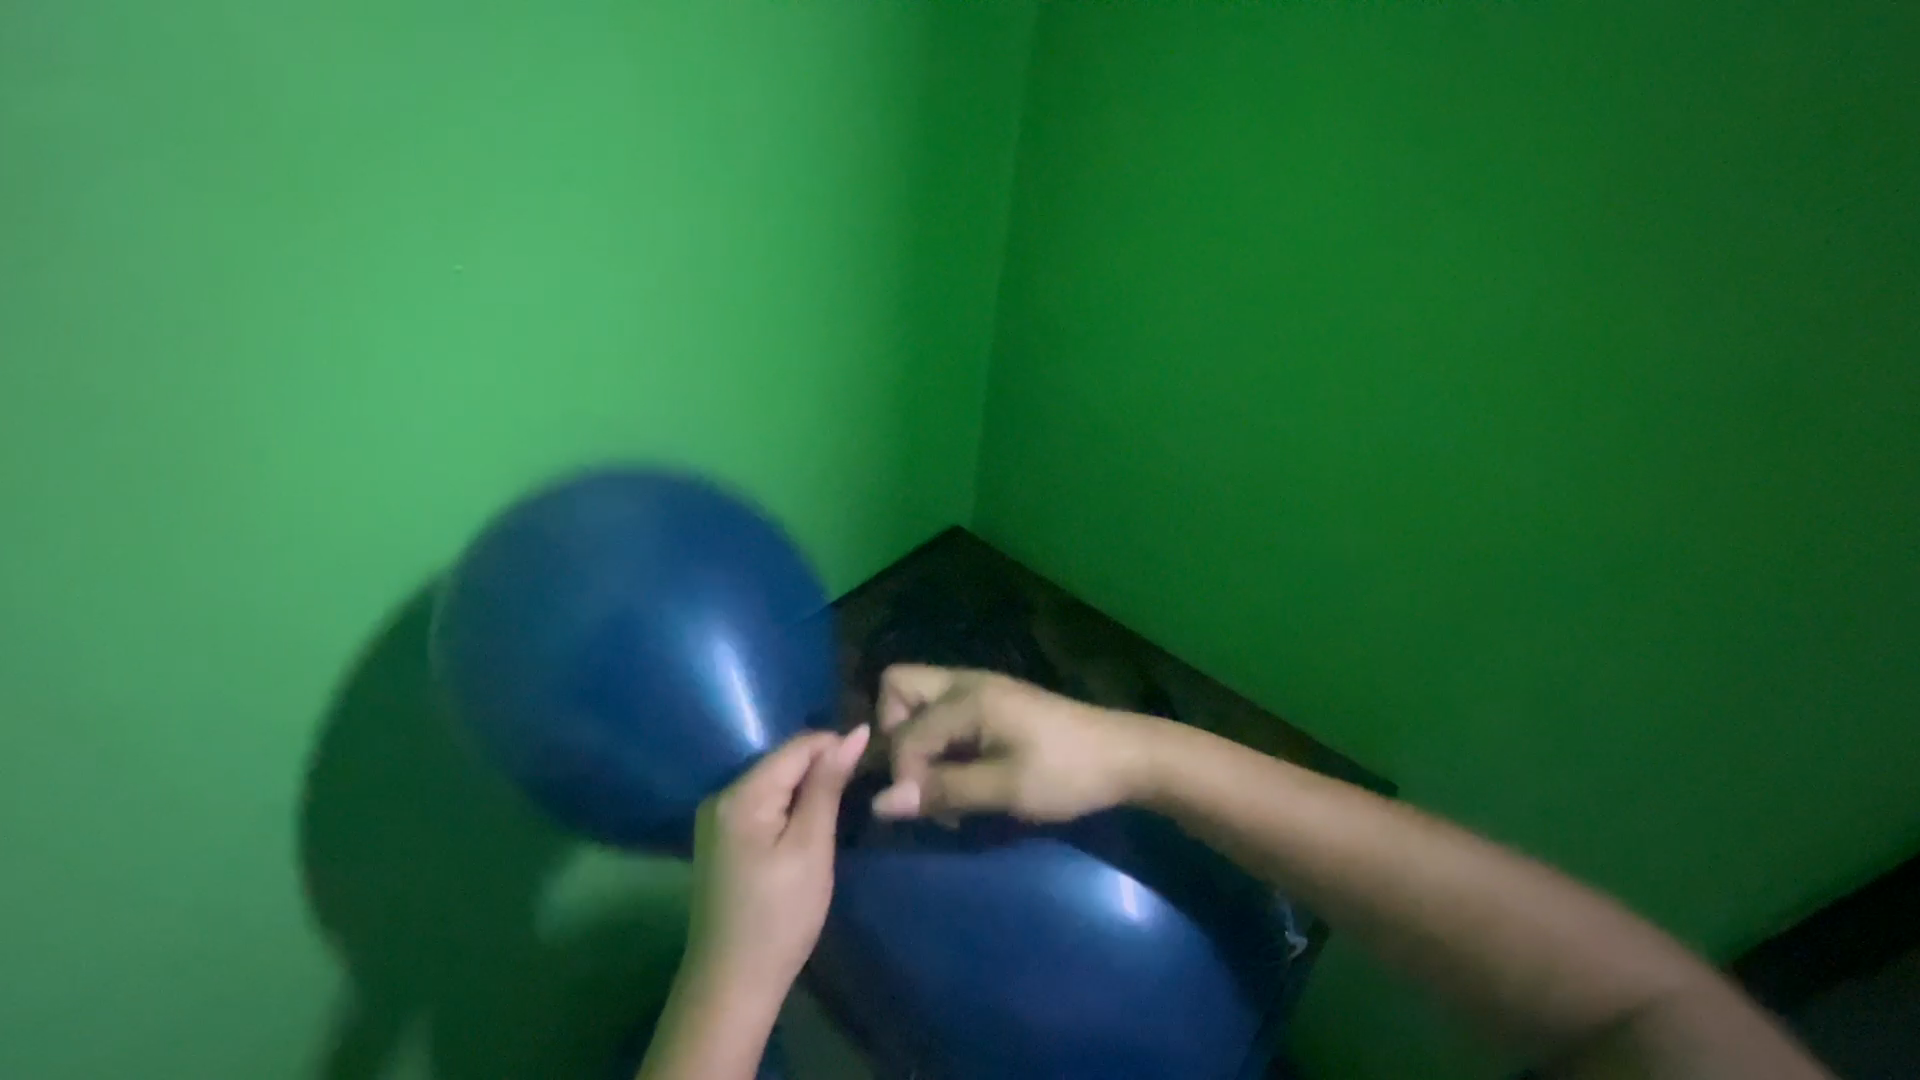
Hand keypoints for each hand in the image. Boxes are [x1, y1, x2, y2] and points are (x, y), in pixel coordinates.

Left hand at [682, 725, 869, 999]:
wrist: (731, 986)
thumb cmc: (780, 917)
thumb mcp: (811, 847)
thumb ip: (828, 786)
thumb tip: (854, 733)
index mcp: (741, 794)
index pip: (798, 746)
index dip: (837, 745)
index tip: (874, 761)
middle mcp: (721, 796)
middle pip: (783, 761)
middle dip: (824, 765)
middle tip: (864, 785)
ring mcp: (717, 819)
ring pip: (775, 782)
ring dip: (810, 786)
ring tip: (846, 800)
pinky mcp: (723, 839)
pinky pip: (764, 804)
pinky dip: (791, 806)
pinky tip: (812, 822)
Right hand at [870, 665, 1158, 822]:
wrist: (1126, 756)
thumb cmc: (1066, 773)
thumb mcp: (1005, 788)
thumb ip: (942, 791)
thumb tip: (880, 804)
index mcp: (966, 698)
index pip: (904, 732)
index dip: (903, 774)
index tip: (926, 809)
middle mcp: (966, 683)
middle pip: (897, 686)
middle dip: (894, 732)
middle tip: (920, 776)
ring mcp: (981, 689)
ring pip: (918, 698)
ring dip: (916, 738)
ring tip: (942, 783)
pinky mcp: (994, 703)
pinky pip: (943, 710)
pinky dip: (939, 739)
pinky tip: (964, 775)